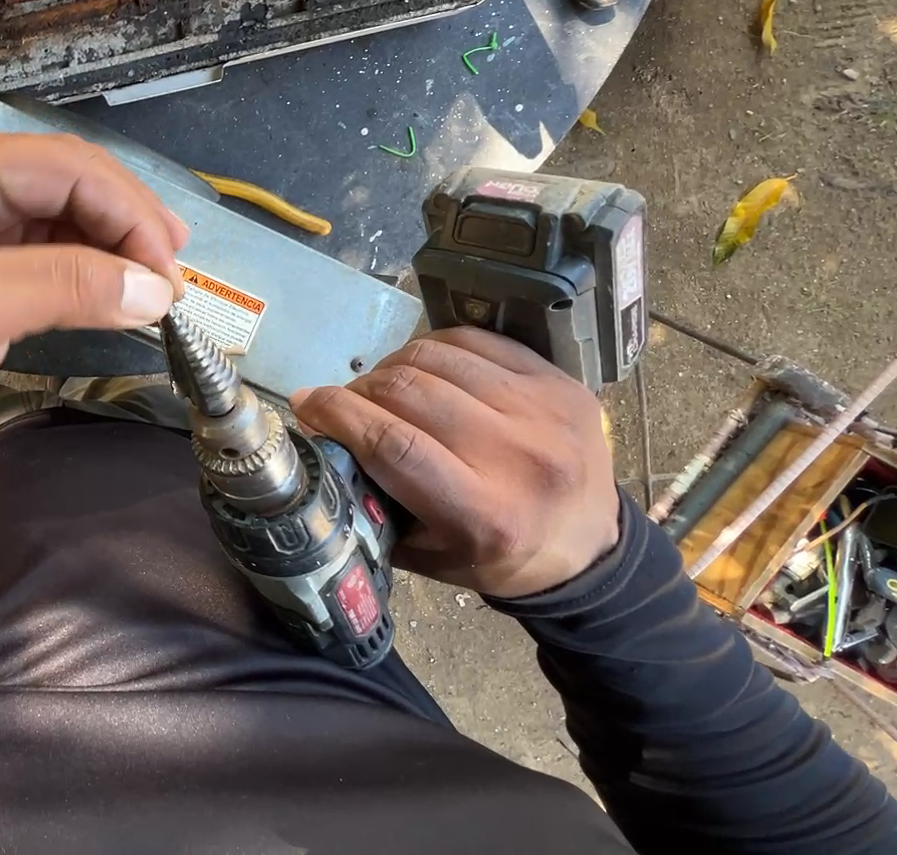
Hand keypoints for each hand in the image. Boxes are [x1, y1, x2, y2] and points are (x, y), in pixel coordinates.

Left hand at [0, 130, 188, 428]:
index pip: (64, 166)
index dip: (128, 213)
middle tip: (171, 280)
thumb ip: (63, 288)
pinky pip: (52, 239)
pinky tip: (119, 283)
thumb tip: (154, 291)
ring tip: (157, 283)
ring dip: (116, 242)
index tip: (166, 274)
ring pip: (68, 208)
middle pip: (72, 179)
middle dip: (128, 225)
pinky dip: (90, 261)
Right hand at [290, 328, 620, 598]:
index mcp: (485, 513)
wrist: (591, 548)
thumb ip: (369, 499)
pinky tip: (421, 369)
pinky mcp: (559, 381)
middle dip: (357, 390)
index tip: (305, 404)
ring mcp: (546, 411)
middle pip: (408, 392)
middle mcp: (522, 457)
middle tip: (343, 403)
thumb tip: (318, 437)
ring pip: (435, 358)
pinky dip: (431, 347)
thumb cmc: (492, 556)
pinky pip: (473, 340)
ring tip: (381, 388)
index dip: (338, 414)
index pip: (392, 443)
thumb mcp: (422, 551)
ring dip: (389, 367)